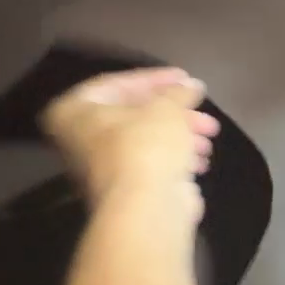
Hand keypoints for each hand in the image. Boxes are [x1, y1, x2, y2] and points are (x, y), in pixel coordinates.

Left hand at [41, 67, 220, 221]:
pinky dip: (176, 156)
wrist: (145, 206)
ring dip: (181, 134)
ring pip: (147, 138)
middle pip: (134, 113)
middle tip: (204, 113)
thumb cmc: (146, 146)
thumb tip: (191, 85)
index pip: (116, 84)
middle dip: (175, 112)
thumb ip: (179, 92)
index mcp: (74, 112)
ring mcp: (102, 165)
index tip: (186, 78)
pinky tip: (200, 160)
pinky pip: (152, 161)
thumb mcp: (167, 108)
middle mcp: (80, 137)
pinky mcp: (126, 185)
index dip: (155, 79)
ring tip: (209, 138)